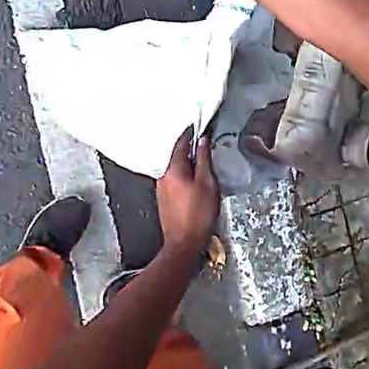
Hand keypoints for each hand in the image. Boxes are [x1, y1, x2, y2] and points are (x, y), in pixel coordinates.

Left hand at [156, 127, 218, 255]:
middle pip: (175, 154)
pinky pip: (172, 176)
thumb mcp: (207, 183)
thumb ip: (204, 160)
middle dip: (187, 145)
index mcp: (173, 169)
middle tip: (199, 138)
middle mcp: (163, 175)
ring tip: (198, 155)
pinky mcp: (163, 197)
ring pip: (173, 166)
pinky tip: (192, 174)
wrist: (183, 242)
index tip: (198, 126)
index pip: (180, 144)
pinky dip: (182, 170)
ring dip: (185, 159)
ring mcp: (161, 187)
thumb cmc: (198, 213)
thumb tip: (202, 141)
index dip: (190, 133)